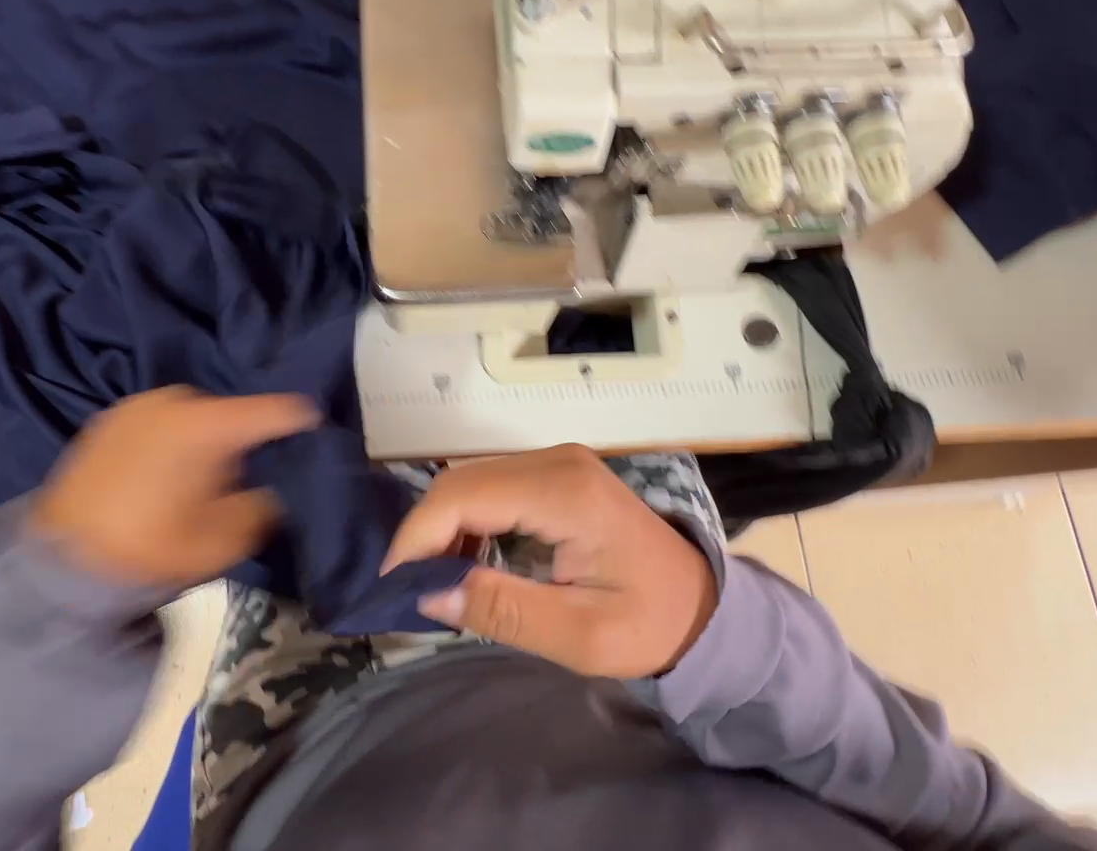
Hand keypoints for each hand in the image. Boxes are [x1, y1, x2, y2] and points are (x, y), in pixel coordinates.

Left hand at [29, 387, 319, 586]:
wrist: (61, 565)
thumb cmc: (152, 549)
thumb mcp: (226, 540)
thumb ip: (263, 505)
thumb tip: (269, 488)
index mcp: (208, 424)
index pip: (276, 410)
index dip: (301, 422)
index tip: (314, 433)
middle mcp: (174, 401)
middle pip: (230, 413)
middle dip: (241, 438)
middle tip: (242, 474)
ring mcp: (136, 407)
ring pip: (191, 416)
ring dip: (202, 438)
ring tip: (197, 476)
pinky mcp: (106, 421)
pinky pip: (158, 423)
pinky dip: (169, 440)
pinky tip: (162, 475)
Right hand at [380, 445, 717, 678]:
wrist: (702, 604)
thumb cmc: (650, 623)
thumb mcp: (580, 636)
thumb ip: (502, 610)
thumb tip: (427, 593)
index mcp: (565, 493)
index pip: (463, 496)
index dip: (418, 537)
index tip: (394, 588)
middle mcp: (556, 461)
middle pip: (460, 482)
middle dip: (424, 534)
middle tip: (411, 591)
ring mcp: (556, 461)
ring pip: (470, 480)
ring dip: (442, 527)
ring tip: (436, 580)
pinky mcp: (555, 472)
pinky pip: (490, 485)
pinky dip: (466, 520)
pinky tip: (466, 559)